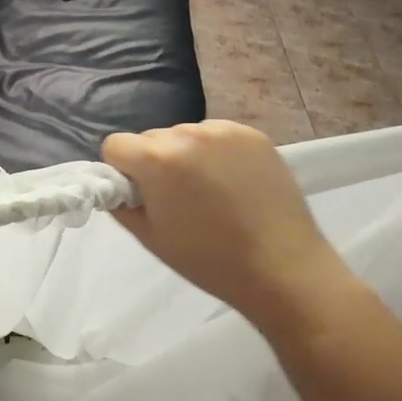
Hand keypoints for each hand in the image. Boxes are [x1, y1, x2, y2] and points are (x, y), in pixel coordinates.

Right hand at [102, 121, 346, 324]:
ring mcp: (222, 130)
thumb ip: (122, 205)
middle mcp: (185, 133)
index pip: (115, 145)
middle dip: (156, 162)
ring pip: (184, 135)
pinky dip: (217, 153)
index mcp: (156, 159)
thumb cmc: (210, 261)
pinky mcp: (252, 134)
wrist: (285, 270)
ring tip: (212, 192)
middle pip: (151, 139)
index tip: (143, 196)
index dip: (123, 171)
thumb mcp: (151, 238)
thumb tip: (116, 187)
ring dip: (187, 155)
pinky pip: (217, 135)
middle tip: (179, 198)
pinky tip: (235, 182)